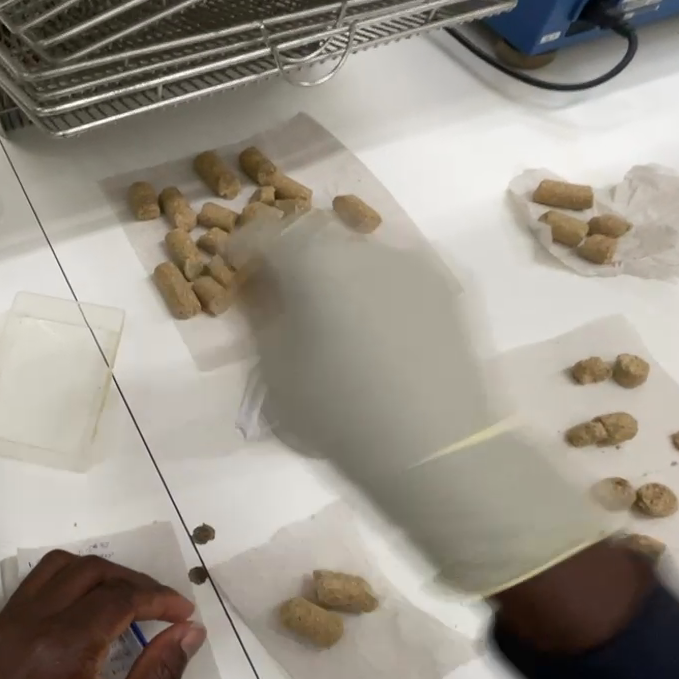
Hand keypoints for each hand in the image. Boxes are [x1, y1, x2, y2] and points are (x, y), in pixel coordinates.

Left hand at [0, 552, 205, 678]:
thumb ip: (158, 676)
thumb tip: (189, 631)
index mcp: (59, 649)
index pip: (117, 597)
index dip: (158, 599)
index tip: (187, 616)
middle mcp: (24, 626)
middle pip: (85, 571)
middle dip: (131, 581)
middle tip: (165, 610)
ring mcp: (2, 631)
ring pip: (53, 570)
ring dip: (95, 576)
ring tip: (130, 606)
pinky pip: (31, 591)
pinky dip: (65, 587)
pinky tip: (88, 617)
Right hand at [241, 213, 600, 593]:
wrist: (435, 448)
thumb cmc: (337, 413)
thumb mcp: (275, 367)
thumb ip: (261, 313)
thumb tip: (258, 287)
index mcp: (313, 262)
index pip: (264, 231)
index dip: (242, 245)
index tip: (233, 268)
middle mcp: (363, 248)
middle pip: (312, 230)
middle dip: (288, 250)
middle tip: (277, 284)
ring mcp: (411, 264)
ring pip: (356, 247)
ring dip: (330, 264)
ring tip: (325, 305)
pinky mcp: (444, 286)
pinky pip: (392, 269)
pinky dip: (368, 282)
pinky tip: (367, 320)